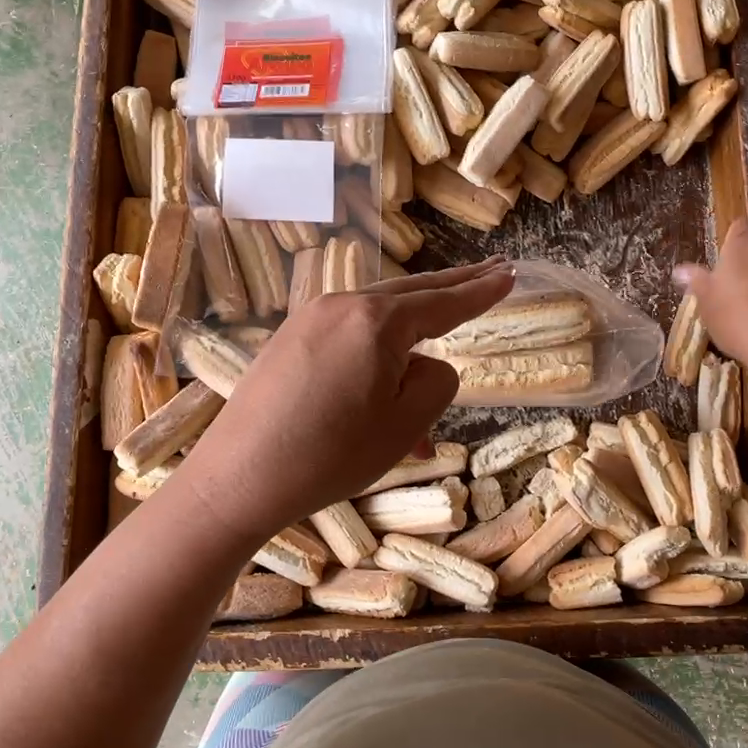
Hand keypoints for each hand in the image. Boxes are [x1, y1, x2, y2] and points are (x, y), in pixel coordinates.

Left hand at [174, 259, 514, 541]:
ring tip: (436, 355)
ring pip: (377, 320)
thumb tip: (424, 363)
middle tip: (491, 268)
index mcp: (377, 320)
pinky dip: (374, 355)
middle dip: (455, 285)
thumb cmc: (331, 454)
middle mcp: (342, 305)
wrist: (237, 479)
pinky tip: (380, 393)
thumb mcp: (405, 422)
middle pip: (412, 292)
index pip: (444, 302)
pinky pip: (347, 336)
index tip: (509, 274)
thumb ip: (436, 381)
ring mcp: (310, 319)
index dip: (481, 292)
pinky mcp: (288, 340)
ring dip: (410, 338)